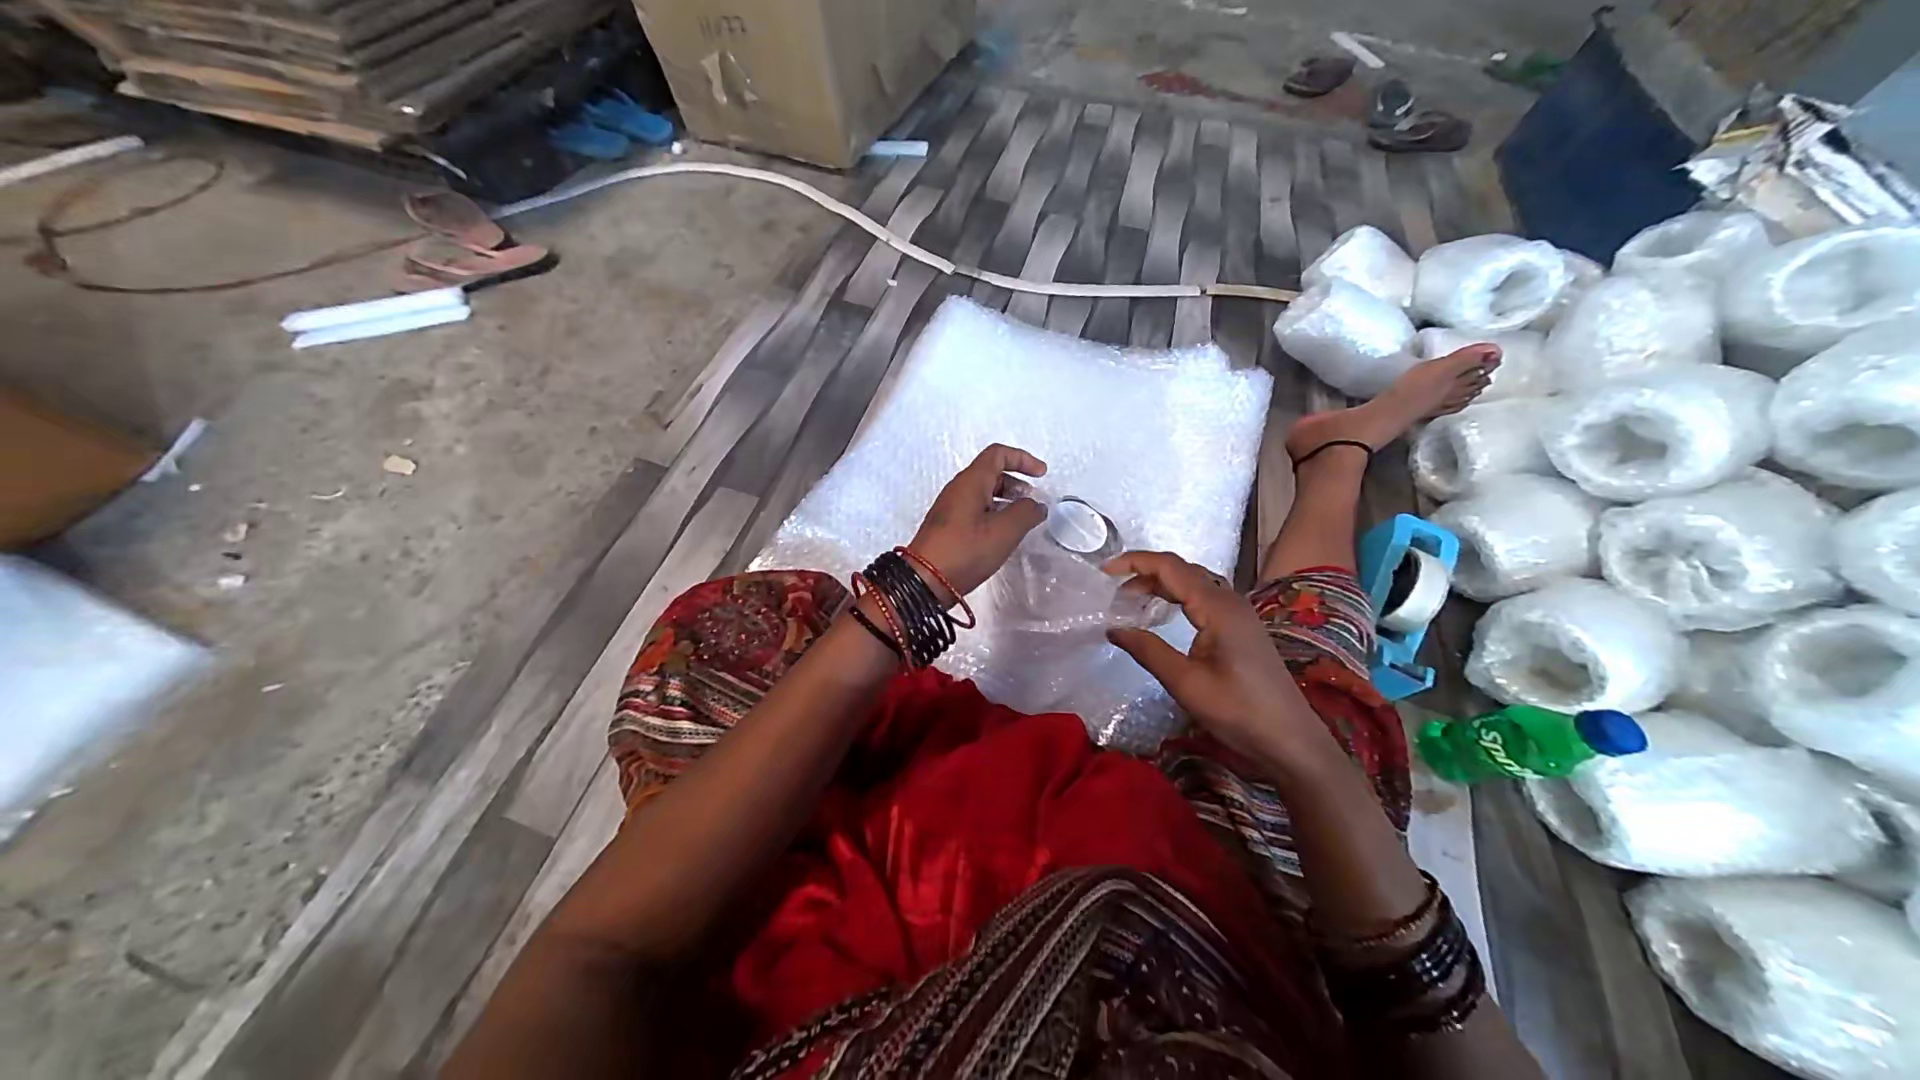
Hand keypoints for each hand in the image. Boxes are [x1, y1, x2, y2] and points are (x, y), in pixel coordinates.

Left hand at [907, 444, 1047, 600]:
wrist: (924, 580)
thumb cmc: (966, 550)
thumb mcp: (1004, 531)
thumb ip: (1026, 513)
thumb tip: (1037, 505)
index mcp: (971, 482)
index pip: (998, 454)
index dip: (1023, 459)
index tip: (1042, 475)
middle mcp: (958, 489)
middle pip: (991, 473)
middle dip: (1016, 482)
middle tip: (1032, 502)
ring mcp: (950, 508)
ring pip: (983, 493)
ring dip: (1006, 500)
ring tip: (1021, 521)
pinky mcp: (947, 526)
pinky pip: (975, 509)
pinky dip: (994, 513)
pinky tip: (1002, 535)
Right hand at [1104, 551, 1331, 765]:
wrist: (1290, 738)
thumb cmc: (1237, 710)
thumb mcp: (1185, 682)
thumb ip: (1147, 650)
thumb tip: (1113, 628)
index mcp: (1217, 606)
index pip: (1170, 567)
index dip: (1136, 562)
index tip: (1104, 571)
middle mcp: (1230, 600)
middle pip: (1182, 570)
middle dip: (1145, 573)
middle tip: (1113, 591)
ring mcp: (1239, 613)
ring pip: (1194, 583)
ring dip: (1161, 584)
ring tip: (1131, 599)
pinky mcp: (1241, 628)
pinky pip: (1204, 598)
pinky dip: (1178, 597)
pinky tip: (1164, 614)